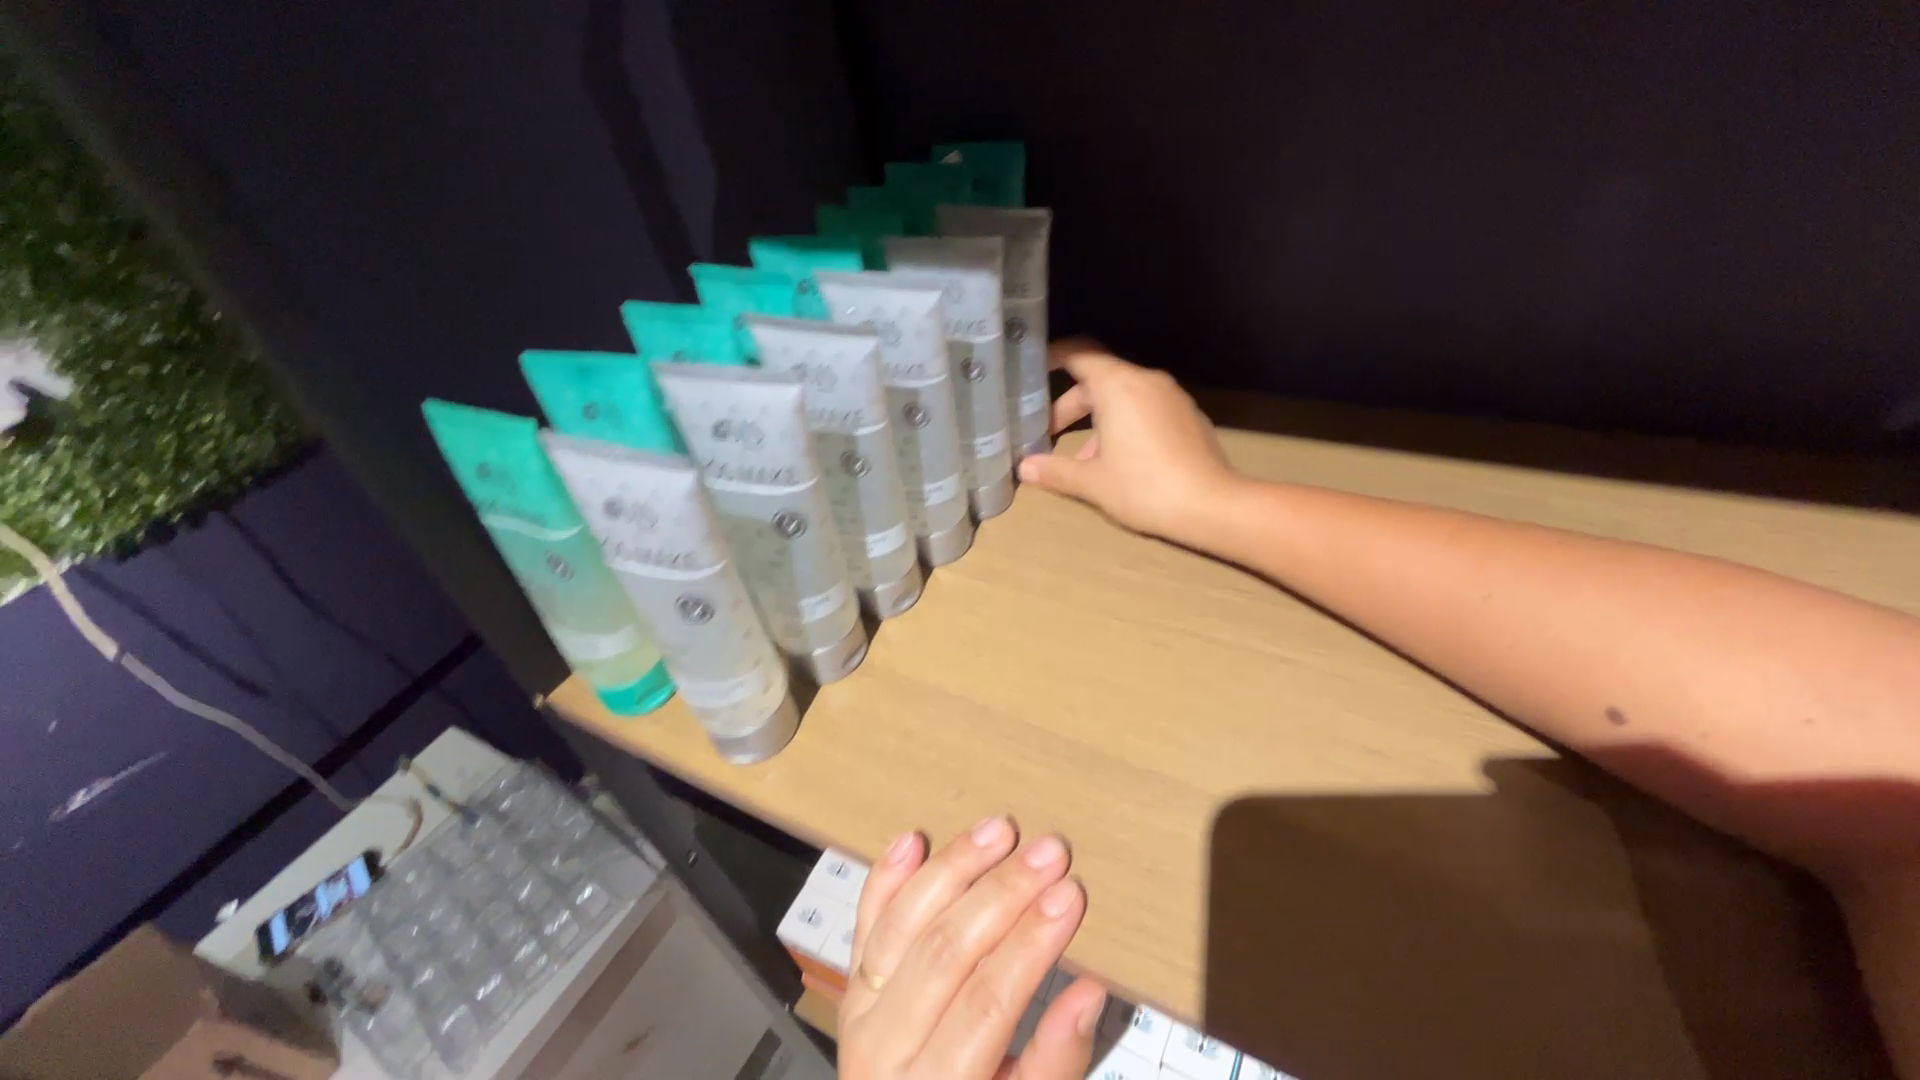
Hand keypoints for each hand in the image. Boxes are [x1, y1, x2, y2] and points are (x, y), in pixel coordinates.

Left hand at [839, 819, 1107, 1078]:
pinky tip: (915, 839)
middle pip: (944, 951)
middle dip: (1003, 893)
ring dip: (954, 868)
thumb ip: (1055, 1061)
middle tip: (1049, 852)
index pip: (987, 1001)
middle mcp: (882, 1048)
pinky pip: (865, 923)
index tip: (1070, 894)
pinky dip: (887, 877)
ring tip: (999, 830)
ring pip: (903, 924)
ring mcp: (858, 1012)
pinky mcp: (851, 985)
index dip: (1030, 944)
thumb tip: (1089, 992)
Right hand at [1015, 340, 1238, 539]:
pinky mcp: (1189, 418)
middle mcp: (1146, 381)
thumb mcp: (1092, 482)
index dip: (1053, 358)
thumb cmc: (1144, 487)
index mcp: (1118, 386)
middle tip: (1048, 433)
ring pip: (1124, 398)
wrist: (1212, 505)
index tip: (1033, 370)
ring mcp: (1172, 398)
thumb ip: (1055, 471)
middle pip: (1099, 380)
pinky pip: (1147, 411)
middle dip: (1071, 406)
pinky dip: (1125, 427)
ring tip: (1081, 460)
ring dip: (1098, 422)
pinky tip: (1119, 464)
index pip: (1079, 354)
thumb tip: (1024, 468)